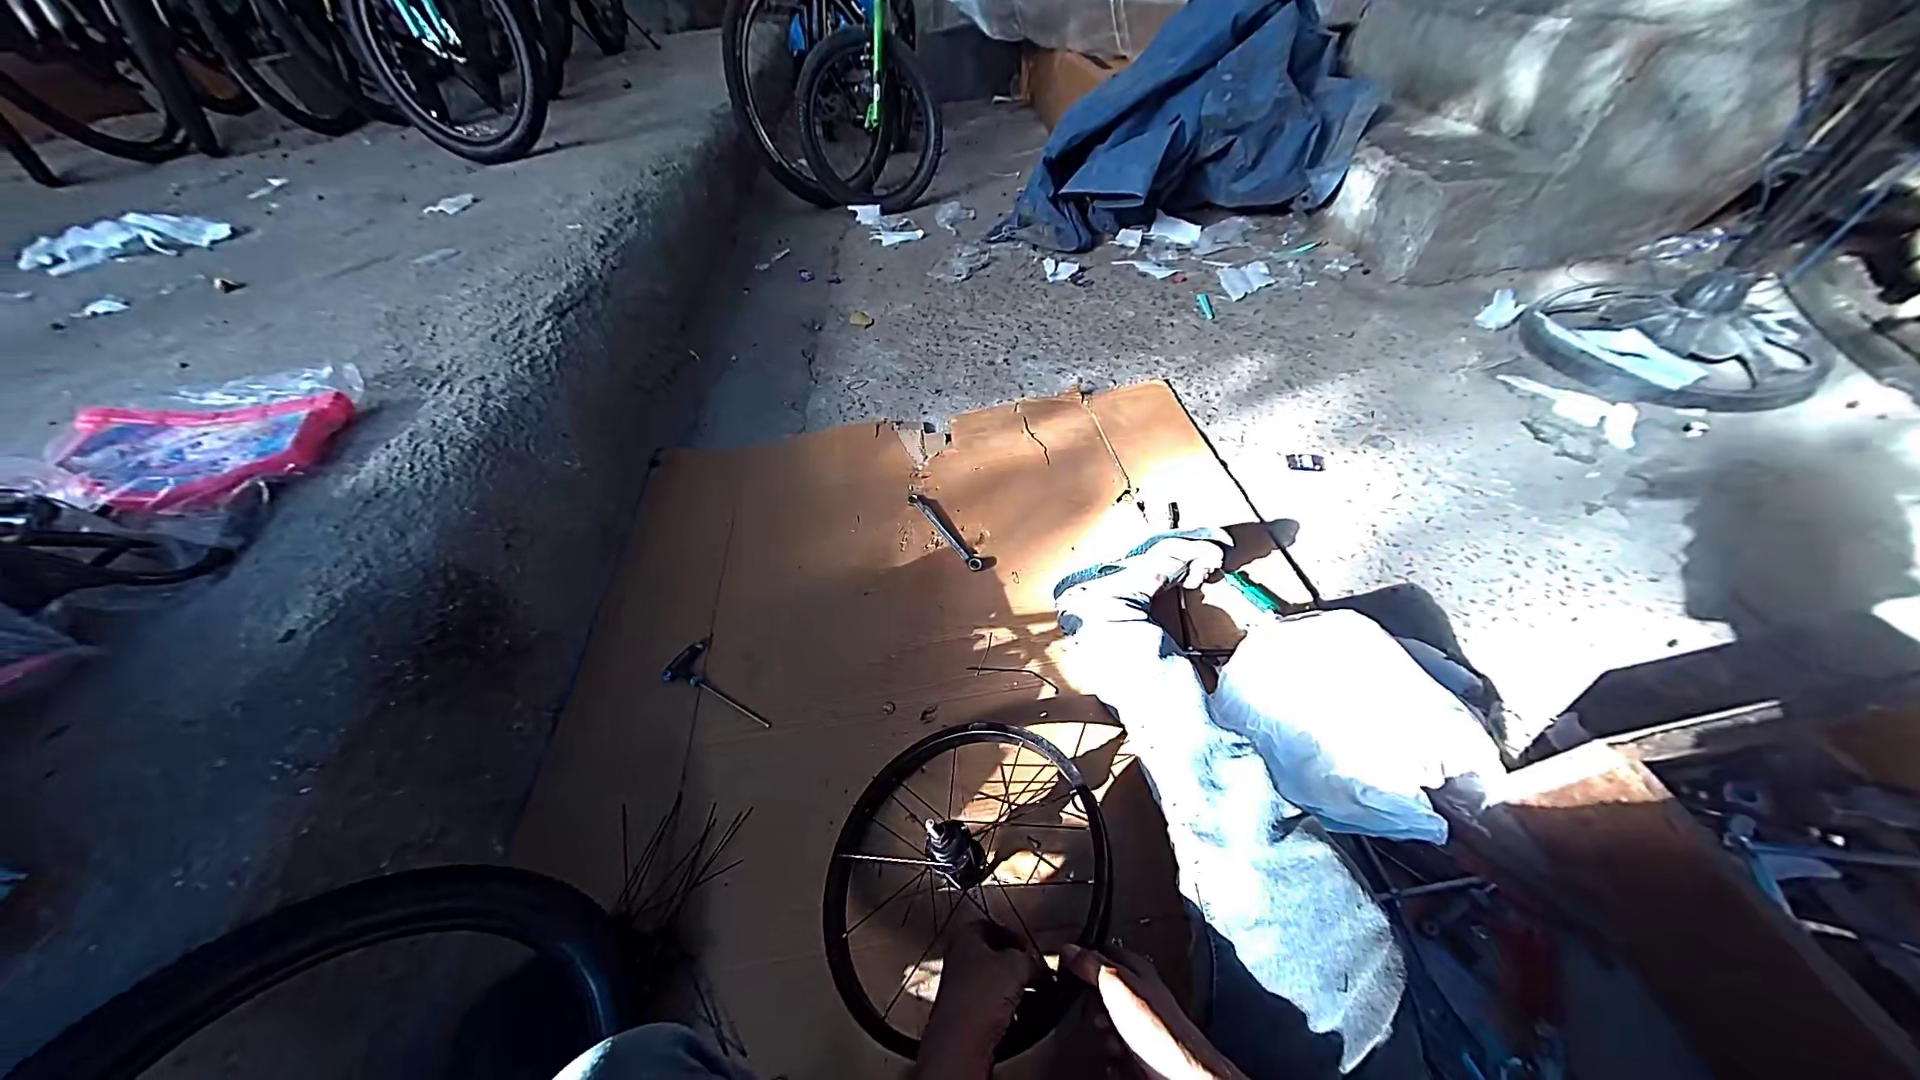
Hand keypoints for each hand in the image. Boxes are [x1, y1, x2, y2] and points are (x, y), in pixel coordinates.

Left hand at [911, 916, 1039, 1079]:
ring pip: (992, 982)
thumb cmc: (982, 993)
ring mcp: (959, 989)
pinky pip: (990, 1006)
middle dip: (1015, 964)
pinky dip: (1005, 1009)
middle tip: (1034, 972)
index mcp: (964, 936)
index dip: (1013, 935)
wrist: (962, 1042)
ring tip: (1031, 995)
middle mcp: (958, 959)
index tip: (1029, 949)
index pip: (992, 925)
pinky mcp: (964, 1016)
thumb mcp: (1016, 965)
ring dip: (1012, 988)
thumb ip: (1029, 959)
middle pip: (993, 955)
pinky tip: (1018, 1015)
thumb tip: (1038, 966)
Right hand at [1062, 944, 1246, 1079]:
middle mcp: (1140, 995)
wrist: (1183, 1079)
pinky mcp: (1142, 1058)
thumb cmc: (1157, 1030)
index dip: (1085, 960)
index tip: (1071, 972)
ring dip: (1104, 1038)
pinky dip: (1113, 1063)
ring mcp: (1142, 1028)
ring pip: (1106, 1026)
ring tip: (1114, 1045)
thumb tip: (1068, 947)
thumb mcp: (1117, 985)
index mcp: (1137, 970)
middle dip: (1093, 1008)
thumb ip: (1092, 965)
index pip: (1103, 951)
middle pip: (1101, 993)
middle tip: (1101, 1019)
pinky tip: (1119, 1065)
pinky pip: (1115, 1057)